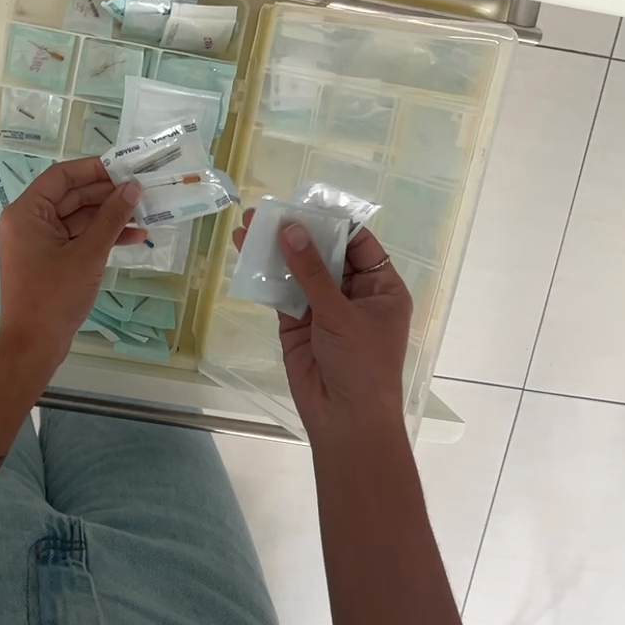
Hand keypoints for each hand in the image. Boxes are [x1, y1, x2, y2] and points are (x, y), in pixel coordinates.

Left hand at [0, 157, 144, 372]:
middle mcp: (27, 222)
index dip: (92, 169)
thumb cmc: (54, 296)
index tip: (124, 167)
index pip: (60, 177)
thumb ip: (111, 218)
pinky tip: (133, 237)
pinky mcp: (48, 259)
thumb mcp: (87, 254)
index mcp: (25, 212)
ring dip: (108, 217)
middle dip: (106, 195)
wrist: (34, 346)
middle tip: (140, 191)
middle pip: (70, 196)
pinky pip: (76, 238)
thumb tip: (132, 188)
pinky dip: (101, 237)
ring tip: (144, 214)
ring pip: (77, 218)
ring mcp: (37, 242)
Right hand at [233, 211, 413, 439]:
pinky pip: (280, 292)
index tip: (303, 204)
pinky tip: (245, 256)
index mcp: (380, 288)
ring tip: (247, 227)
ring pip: (297, 270)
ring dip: (274, 251)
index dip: (332, 223)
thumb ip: (311, 272)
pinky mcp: (296, 322)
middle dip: (296, 233)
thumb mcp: (340, 314)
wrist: (345, 420)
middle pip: (323, 253)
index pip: (357, 244)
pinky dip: (264, 276)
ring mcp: (323, 307)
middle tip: (267, 212)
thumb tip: (290, 230)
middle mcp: (352, 293)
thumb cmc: (361, 364)